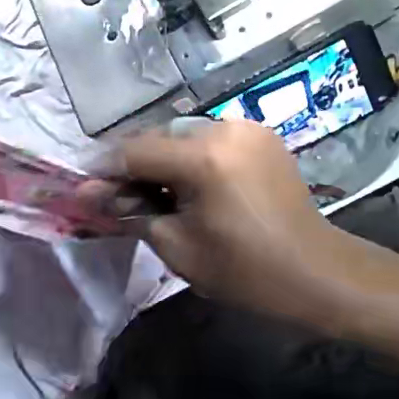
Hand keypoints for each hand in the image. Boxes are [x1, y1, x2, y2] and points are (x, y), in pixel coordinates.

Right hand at [114, 119, 370, 324]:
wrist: (313, 270)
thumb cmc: (243, 270)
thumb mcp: (178, 247)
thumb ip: (132, 213)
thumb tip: (91, 196)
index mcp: (204, 157)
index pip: (137, 151)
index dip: (105, 170)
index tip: (85, 190)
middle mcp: (225, 128)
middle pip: (161, 136)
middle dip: (136, 164)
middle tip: (118, 197)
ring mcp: (247, 127)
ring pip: (187, 134)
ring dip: (166, 158)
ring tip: (156, 193)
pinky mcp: (262, 135)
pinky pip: (214, 138)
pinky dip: (195, 156)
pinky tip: (191, 184)